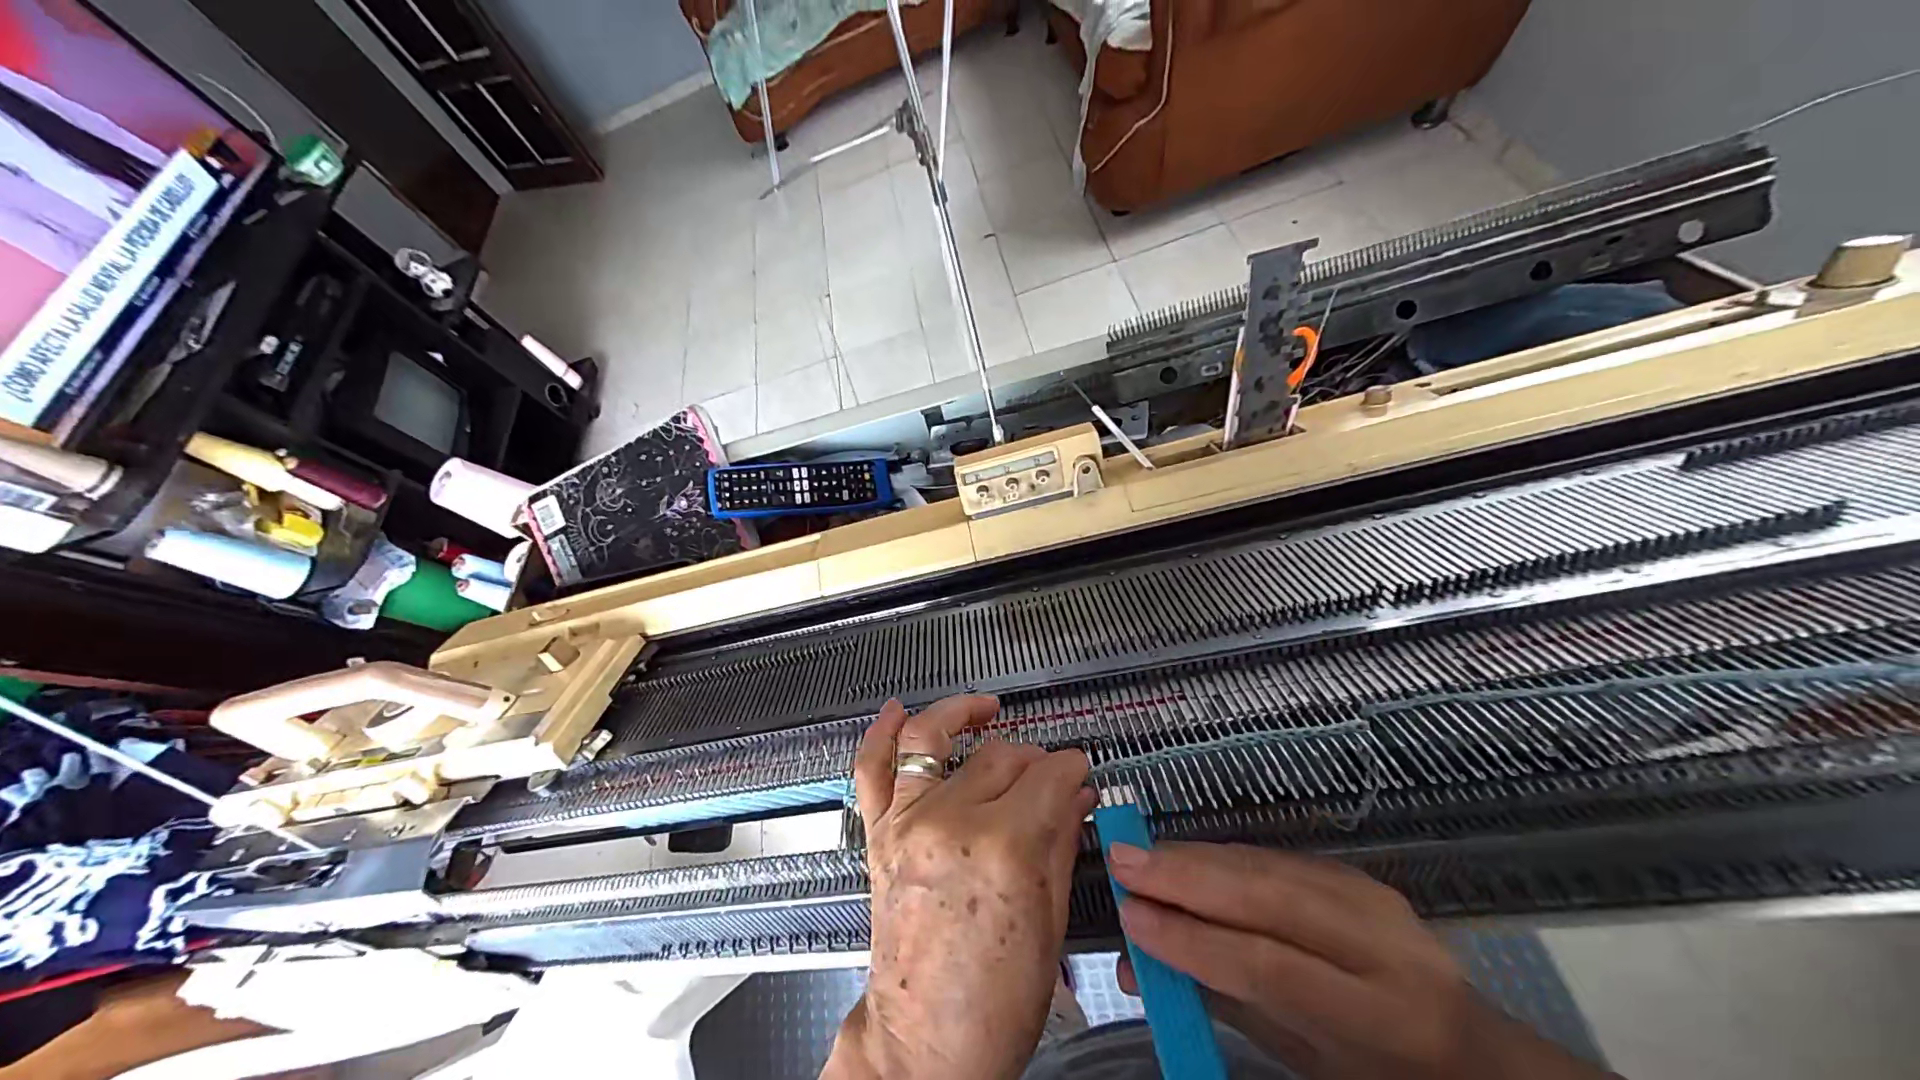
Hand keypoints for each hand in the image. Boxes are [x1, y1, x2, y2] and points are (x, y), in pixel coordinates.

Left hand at [823, 696, 1096, 1079]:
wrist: (926, 1042)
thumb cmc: (992, 1002)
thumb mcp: (1050, 920)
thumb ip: (1061, 839)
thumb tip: (1076, 794)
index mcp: (1005, 849)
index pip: (1049, 775)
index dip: (1072, 767)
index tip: (1079, 770)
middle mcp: (951, 823)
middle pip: (1002, 755)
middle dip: (1034, 757)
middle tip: (1048, 772)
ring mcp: (908, 823)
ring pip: (935, 738)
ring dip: (960, 713)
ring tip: (984, 709)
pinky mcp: (880, 834)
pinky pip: (871, 767)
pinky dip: (880, 732)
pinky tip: (897, 711)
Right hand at [1108, 842, 1616, 1079]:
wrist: (1464, 1047)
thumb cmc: (1371, 1069)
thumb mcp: (1304, 1057)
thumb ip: (1223, 1001)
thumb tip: (1139, 962)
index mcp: (1382, 1016)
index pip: (1270, 965)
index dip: (1193, 939)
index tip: (1130, 918)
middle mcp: (1384, 945)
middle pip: (1270, 895)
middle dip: (1186, 876)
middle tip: (1122, 861)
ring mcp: (1373, 898)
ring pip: (1269, 865)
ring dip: (1195, 857)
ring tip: (1140, 855)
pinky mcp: (1355, 873)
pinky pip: (1275, 857)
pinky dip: (1221, 857)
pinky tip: (1183, 857)